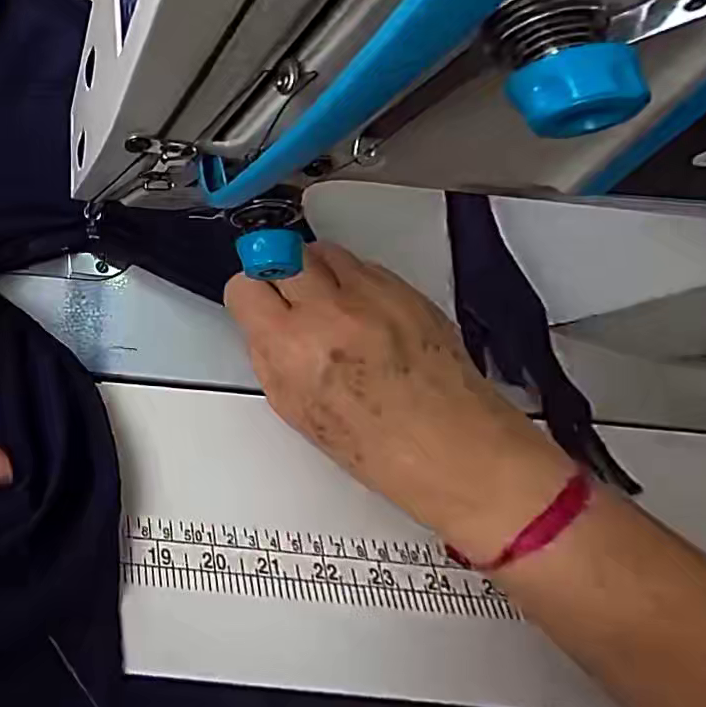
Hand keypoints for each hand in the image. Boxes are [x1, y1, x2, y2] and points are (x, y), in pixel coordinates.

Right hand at [224, 242, 574, 559]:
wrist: (459, 454)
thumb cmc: (375, 442)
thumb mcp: (288, 402)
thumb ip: (266, 352)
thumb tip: (260, 323)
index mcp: (291, 342)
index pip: (246, 284)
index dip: (246, 294)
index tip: (252, 301)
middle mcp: (331, 312)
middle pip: (284, 254)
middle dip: (275, 269)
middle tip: (280, 290)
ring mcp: (377, 299)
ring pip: (325, 252)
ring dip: (313, 268)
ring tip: (320, 297)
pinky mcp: (413, 296)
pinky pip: (366, 266)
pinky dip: (352, 279)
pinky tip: (358, 309)